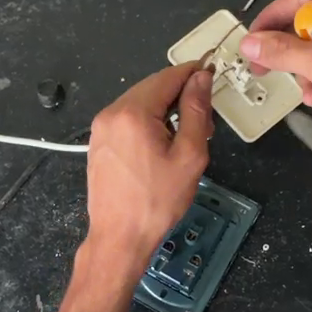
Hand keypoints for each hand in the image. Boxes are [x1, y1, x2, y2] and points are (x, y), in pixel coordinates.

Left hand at [84, 64, 212, 267]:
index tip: (214, 76)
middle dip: (180, 95)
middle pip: (152, 86)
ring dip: (165, 109)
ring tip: (186, 137)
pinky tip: (162, 145)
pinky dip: (148, 122)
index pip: (168, 76)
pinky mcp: (98, 142)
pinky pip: (127, 119)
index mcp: (133, 112)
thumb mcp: (189, 156)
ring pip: (140, 102)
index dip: (194, 73)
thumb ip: (196, 111)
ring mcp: (101, 128)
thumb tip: (201, 79)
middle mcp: (111, 113)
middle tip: (205, 120)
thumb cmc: (156, 201)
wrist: (119, 237)